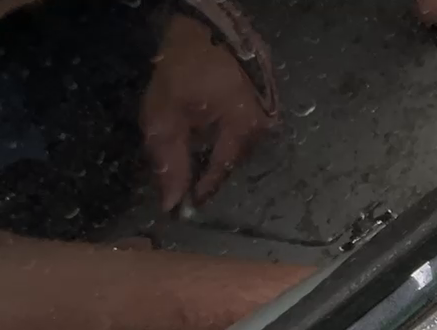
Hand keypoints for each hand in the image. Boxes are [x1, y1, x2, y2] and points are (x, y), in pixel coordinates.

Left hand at [142, 13, 274, 211]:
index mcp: (244, 133)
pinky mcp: (267, 97)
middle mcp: (264, 128)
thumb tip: (171, 201)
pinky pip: (244, 122)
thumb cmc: (188, 59)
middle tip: (186, 166)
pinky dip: (226, 125)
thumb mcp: (167, 107)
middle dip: (208, 162)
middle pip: (231, 157)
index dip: (202, 188)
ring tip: (199, 138)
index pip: (221, 172)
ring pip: (238, 140)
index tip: (186, 205)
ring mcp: (269, 112)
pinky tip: (211, 117)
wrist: (211, 14)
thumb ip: (169, 155)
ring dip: (218, 143)